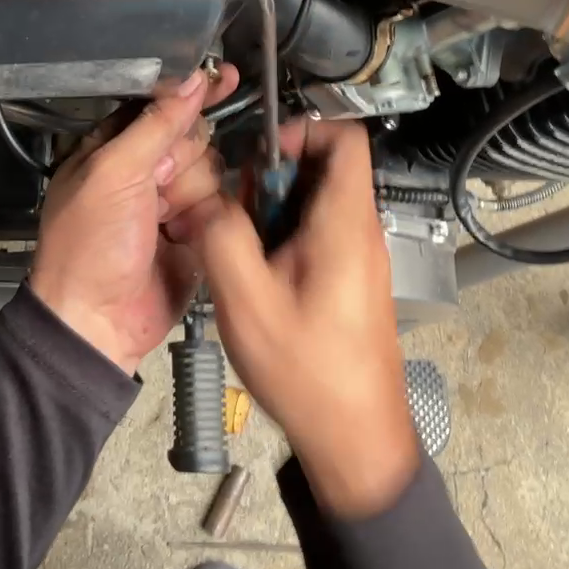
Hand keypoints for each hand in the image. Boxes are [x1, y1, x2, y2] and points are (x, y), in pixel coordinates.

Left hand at [29, 66, 239, 373]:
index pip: (158, 107)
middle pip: (192, 138)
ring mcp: (169, 203)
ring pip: (210, 173)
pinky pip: (220, 208)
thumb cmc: (88, 245)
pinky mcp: (193, 233)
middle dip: (183, 160)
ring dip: (192, 197)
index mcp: (111, 148)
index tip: (224, 78)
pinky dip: (208, 220)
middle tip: (159, 188)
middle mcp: (142, 170)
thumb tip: (189, 82)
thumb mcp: (114, 174)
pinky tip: (185, 236)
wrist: (98, 321)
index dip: (189, 94)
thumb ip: (155, 126)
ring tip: (164, 224)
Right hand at [166, 120, 417, 517]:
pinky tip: (258, 273)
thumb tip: (207, 199)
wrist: (355, 437)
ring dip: (274, 208)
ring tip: (242, 244)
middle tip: (237, 210)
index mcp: (344, 225)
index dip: (301, 130)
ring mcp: (360, 257)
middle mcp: (361, 232)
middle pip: (324, 168)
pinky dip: (285, 235)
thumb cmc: (308, 372)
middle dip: (273, 177)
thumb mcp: (248, 303)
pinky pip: (319, 233)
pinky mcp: (352, 280)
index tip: (259, 156)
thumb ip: (222, 238)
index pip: (345, 139)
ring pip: (317, 201)